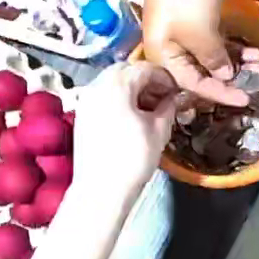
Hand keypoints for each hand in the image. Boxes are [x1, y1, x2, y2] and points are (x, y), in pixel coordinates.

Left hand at [70, 60, 175, 206]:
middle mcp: (97, 85)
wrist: (101, 190)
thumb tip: (174, 98)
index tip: (177, 92)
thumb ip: (168, 107)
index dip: (165, 78)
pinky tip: (131, 118)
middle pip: (125, 71)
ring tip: (149, 110)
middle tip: (163, 98)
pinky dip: (118, 100)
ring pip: (112, 83)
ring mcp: (86, 100)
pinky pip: (102, 97)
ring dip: (132, 90)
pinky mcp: (81, 115)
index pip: (145, 69)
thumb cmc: (133, 158)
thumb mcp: (159, 130)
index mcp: (117, 83)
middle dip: (146, 81)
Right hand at [140, 0, 247, 106]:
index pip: (194, 86)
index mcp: (164, 59)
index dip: (220, 94)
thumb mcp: (201, 33)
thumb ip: (214, 59)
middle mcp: (171, 51)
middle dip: (231, 78)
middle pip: (202, 73)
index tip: (246, 99)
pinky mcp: (194, 20)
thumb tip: (224, 77)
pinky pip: (214, 41)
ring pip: (211, 57)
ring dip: (236, 62)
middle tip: (258, 81)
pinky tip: (252, 50)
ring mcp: (182, 34)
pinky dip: (232, 46)